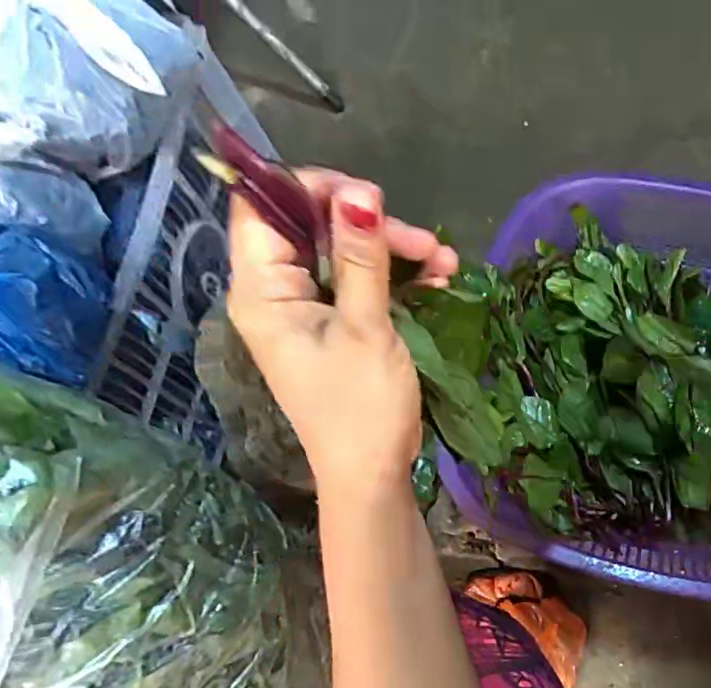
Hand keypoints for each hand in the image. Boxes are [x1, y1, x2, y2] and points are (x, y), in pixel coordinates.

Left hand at [226, 168, 458, 496]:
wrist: (372, 474)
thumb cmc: (363, 408)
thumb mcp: (368, 329)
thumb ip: (363, 259)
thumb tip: (360, 191)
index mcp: (262, 289)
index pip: (265, 206)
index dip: (313, 190)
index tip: (372, 198)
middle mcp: (278, 294)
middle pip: (315, 231)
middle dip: (373, 230)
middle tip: (430, 245)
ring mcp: (310, 313)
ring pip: (347, 259)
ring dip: (396, 256)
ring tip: (448, 265)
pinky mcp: (339, 331)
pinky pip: (363, 289)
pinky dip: (398, 283)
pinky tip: (438, 284)